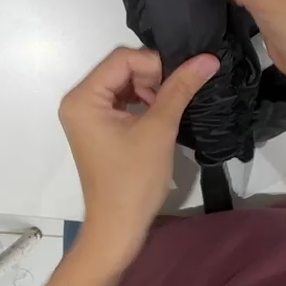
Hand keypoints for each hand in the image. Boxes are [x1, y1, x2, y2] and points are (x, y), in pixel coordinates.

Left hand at [59, 47, 218, 253]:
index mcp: (83, 98)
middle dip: (152, 76)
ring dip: (149, 89)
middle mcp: (78, 101)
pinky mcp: (97, 127)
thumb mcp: (159, 129)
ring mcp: (86, 115)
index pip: (122, 58)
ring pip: (123, 83)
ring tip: (170, 107)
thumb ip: (181, 88)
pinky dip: (142, 102)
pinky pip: (121, 101)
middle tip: (177, 93)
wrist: (119, 226)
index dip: (155, 63)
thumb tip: (207, 59)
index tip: (181, 79)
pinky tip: (159, 115)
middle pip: (121, 68)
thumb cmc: (134, 180)